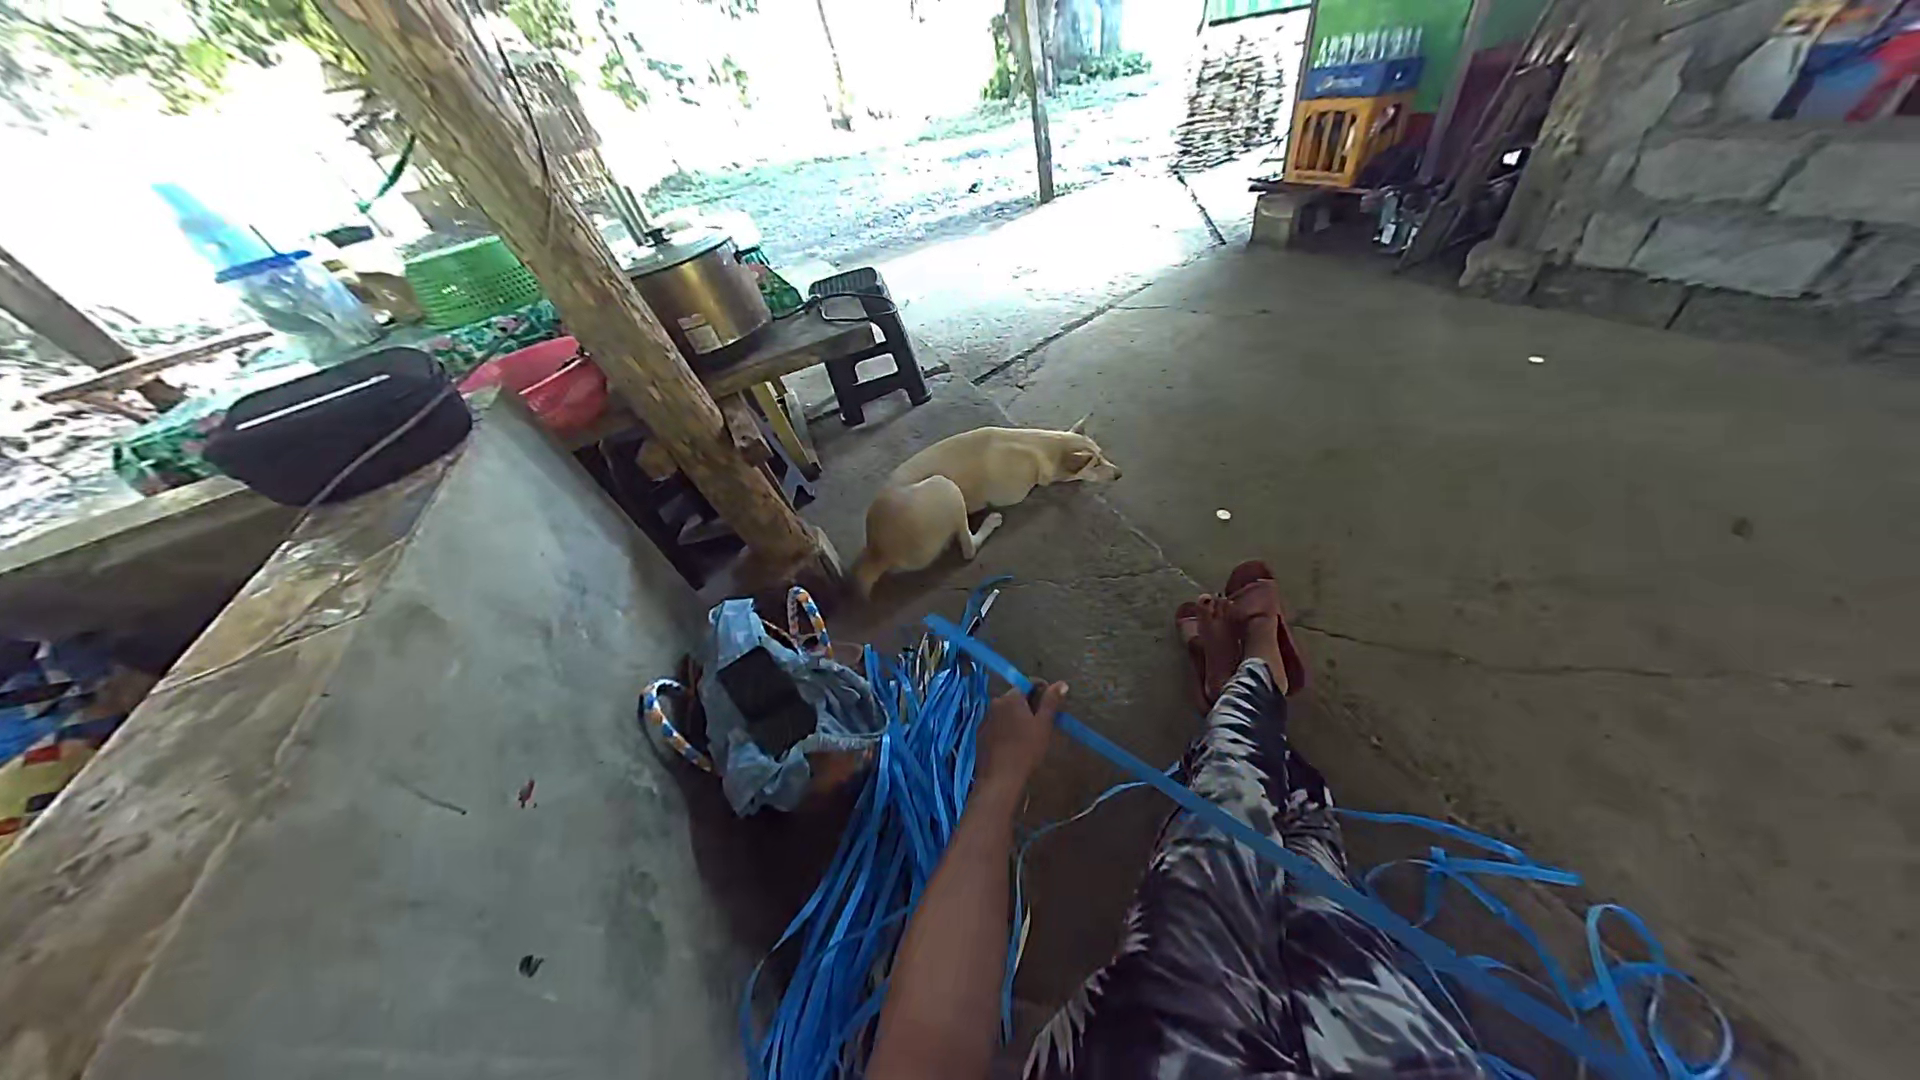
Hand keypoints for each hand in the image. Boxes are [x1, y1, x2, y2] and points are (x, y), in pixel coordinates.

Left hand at [976, 682, 1065, 798]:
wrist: (1000, 777)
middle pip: (1017, 697)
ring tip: (1029, 734)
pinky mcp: (980, 733)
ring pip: (1006, 711)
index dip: (1043, 690)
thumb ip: (1051, 702)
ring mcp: (985, 718)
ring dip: (1018, 716)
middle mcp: (995, 703)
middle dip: (1030, 705)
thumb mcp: (1043, 724)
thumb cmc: (1026, 749)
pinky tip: (1014, 743)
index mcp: (1011, 697)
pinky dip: (1006, 728)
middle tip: (1043, 722)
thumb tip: (1061, 683)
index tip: (1053, 703)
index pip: (1029, 683)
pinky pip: (997, 724)